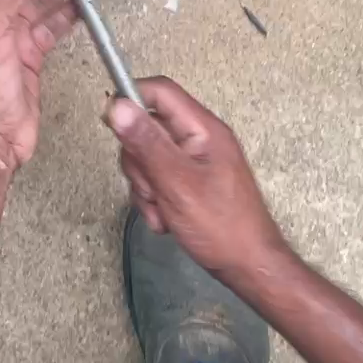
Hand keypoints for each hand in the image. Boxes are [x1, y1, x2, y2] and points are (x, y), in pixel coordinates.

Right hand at [103, 77, 289, 278]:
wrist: (251, 271)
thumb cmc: (221, 227)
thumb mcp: (177, 183)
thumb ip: (146, 143)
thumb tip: (116, 105)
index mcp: (202, 128)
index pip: (159, 91)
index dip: (131, 99)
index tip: (111, 124)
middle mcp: (197, 137)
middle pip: (147, 126)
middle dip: (138, 159)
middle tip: (150, 186)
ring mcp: (193, 160)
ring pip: (147, 154)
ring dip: (145, 184)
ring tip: (162, 209)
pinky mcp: (189, 180)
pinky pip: (155, 176)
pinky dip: (153, 198)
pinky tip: (165, 218)